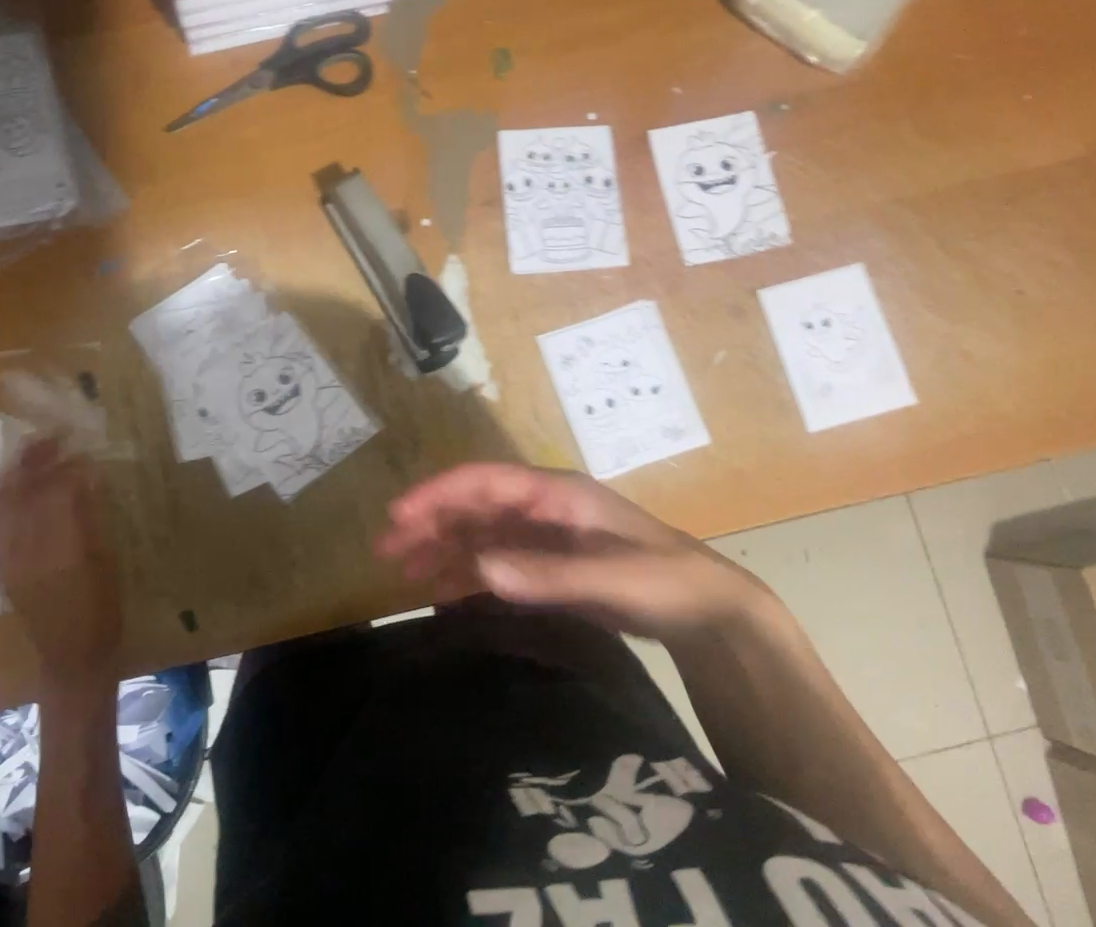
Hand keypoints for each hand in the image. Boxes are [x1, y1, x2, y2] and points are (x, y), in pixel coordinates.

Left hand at [0, 437, 121, 686]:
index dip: (66, 465)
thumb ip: (92, 518)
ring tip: (27, 449)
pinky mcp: (1, 568)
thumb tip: (87, 475)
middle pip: (24, 494)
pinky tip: (2, 481)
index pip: (55, 493)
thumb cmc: (101, 612)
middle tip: (50, 437)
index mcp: (60, 549)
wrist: (71, 659)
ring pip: (3, 506)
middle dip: (35, 460)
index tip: (79, 446)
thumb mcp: (106, 563)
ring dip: (14, 473)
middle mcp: (26, 551)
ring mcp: (8, 560)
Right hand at [375, 463, 778, 643]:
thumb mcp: (611, 578)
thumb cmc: (667, 582)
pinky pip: (494, 564)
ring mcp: (543, 538)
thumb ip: (546, 574)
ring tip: (403, 572)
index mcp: (556, 494)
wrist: (710, 612)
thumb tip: (480, 568)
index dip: (439, 494)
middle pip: (472, 507)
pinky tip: (441, 591)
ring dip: (440, 549)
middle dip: (428, 524)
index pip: (484, 482)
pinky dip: (465, 574)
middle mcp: (542, 509)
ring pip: (478, 535)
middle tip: (386, 549)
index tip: (400, 515)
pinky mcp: (548, 567)